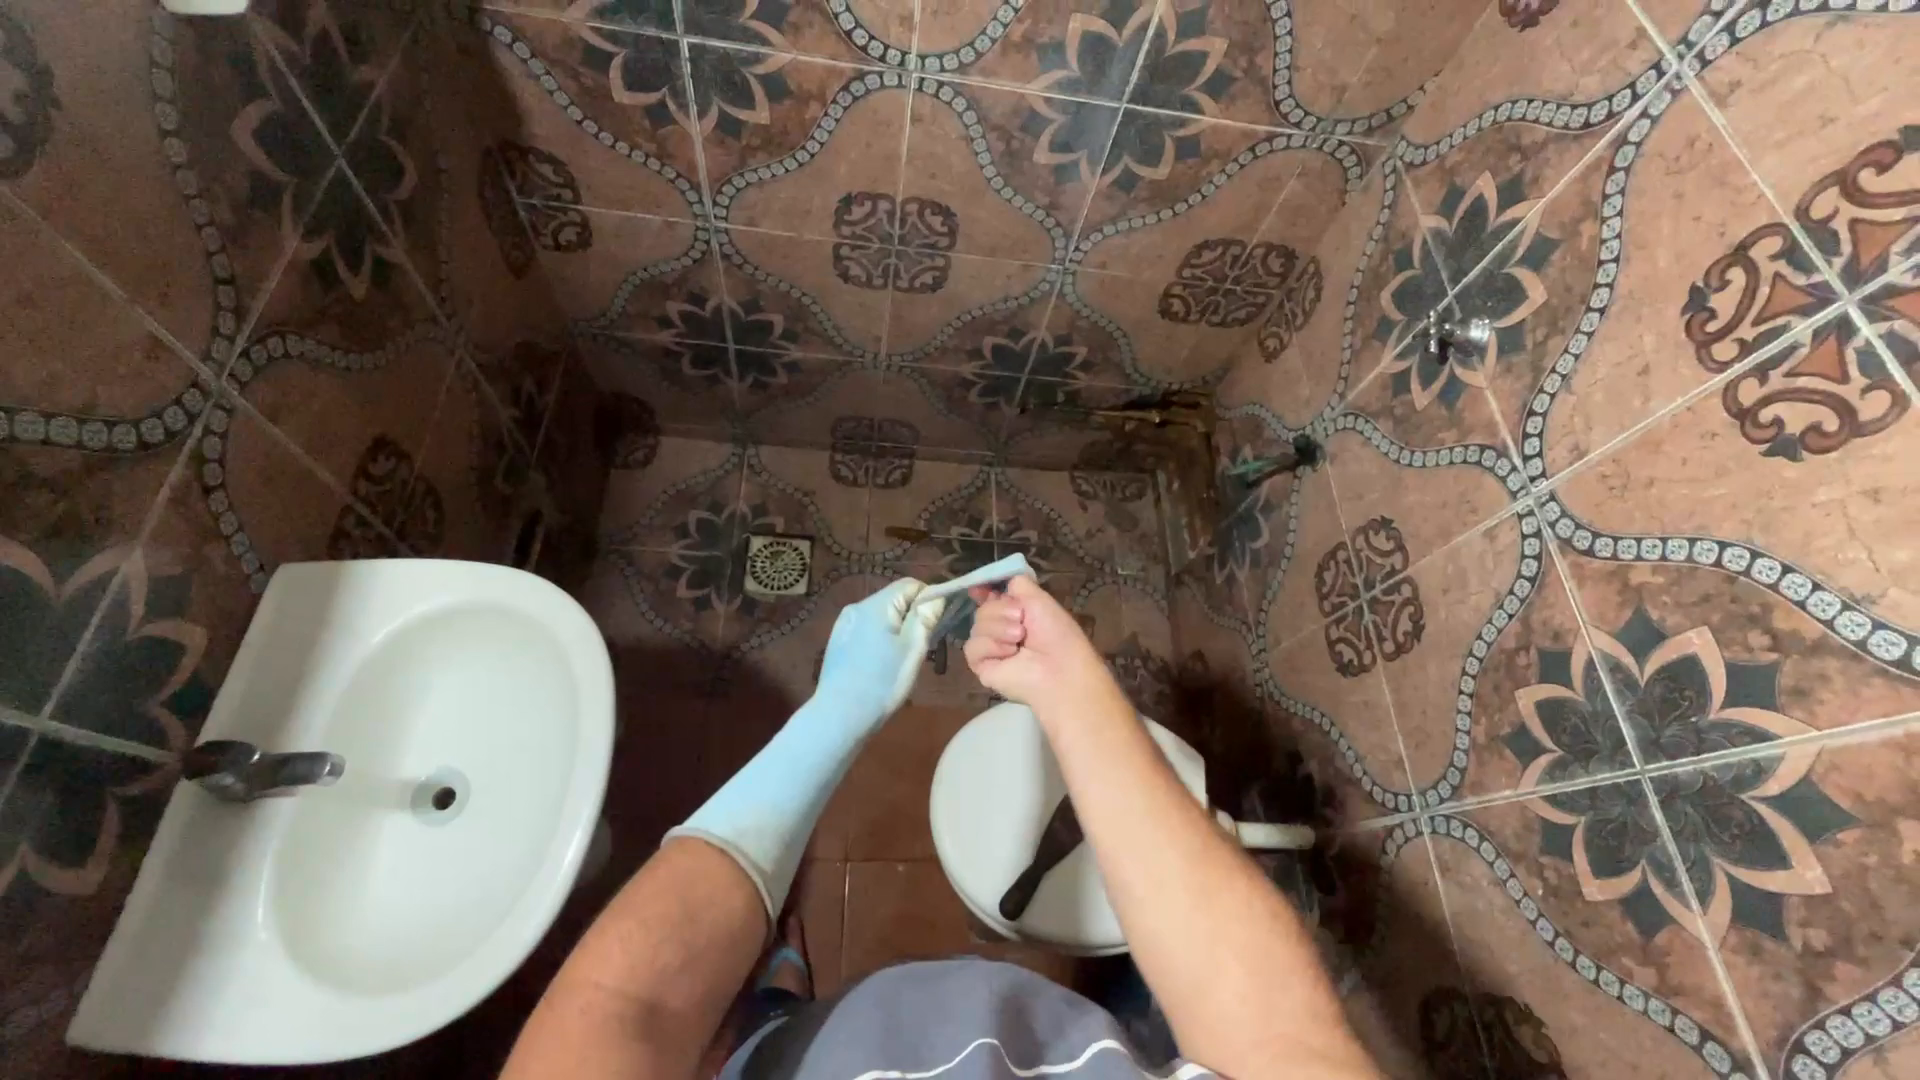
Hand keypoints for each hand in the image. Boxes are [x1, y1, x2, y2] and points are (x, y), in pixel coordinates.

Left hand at [812, 577, 943, 730]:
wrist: (839, 716)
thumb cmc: (882, 683)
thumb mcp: (913, 649)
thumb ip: (925, 617)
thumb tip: (937, 595)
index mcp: (876, 605)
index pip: (910, 584)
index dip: (929, 598)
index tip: (938, 623)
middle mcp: (857, 607)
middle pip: (894, 599)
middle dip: (912, 615)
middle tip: (922, 645)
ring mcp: (844, 624)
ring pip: (881, 615)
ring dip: (897, 628)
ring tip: (902, 657)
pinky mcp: (838, 641)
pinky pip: (867, 629)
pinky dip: (880, 637)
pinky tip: (881, 663)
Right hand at [963, 576, 1108, 709]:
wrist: (1059, 669)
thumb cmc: (1056, 633)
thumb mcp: (1039, 598)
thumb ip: (1017, 584)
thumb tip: (1002, 583)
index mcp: (1016, 613)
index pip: (990, 598)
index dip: (983, 592)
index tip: (979, 589)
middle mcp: (1002, 630)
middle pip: (981, 610)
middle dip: (1000, 611)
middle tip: (1021, 621)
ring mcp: (991, 649)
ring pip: (975, 627)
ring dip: (999, 628)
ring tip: (1018, 640)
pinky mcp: (982, 667)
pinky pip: (972, 647)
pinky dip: (991, 646)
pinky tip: (1009, 654)